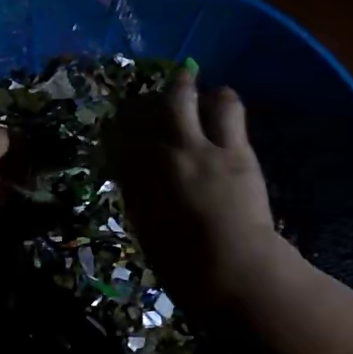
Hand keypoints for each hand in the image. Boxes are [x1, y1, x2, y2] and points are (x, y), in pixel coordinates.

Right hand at [112, 70, 286, 304]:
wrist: (236, 272)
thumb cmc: (189, 271)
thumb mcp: (150, 238)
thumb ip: (142, 205)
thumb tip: (139, 185)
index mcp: (135, 186)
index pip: (117, 147)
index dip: (116, 135)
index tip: (119, 133)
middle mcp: (159, 158)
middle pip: (142, 114)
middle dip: (142, 104)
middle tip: (149, 101)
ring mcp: (197, 149)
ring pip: (182, 98)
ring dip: (184, 87)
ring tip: (188, 82)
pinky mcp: (234, 149)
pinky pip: (228, 108)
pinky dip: (222, 98)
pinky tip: (222, 98)